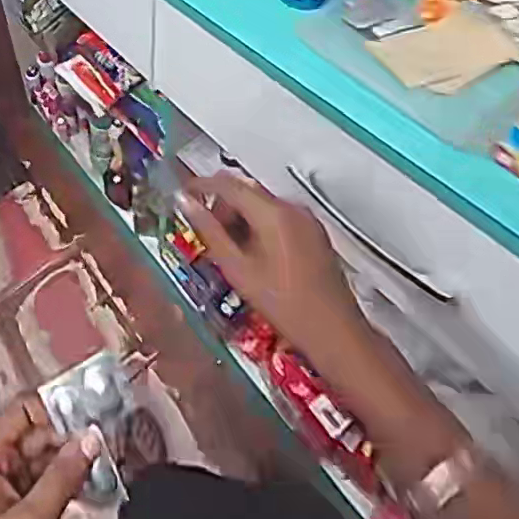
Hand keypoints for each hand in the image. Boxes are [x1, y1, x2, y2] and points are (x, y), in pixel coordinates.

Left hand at [0, 394, 96, 518]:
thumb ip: (61, 476)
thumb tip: (90, 437)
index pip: (21, 411)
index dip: (52, 406)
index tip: (88, 408)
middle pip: (34, 435)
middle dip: (68, 434)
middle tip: (107, 435)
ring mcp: (5, 492)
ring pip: (42, 460)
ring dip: (70, 458)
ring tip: (106, 456)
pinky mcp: (17, 516)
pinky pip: (44, 485)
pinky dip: (66, 481)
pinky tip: (92, 483)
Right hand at [177, 174, 357, 339]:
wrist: (334, 333)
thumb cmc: (282, 304)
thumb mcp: (237, 268)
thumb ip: (209, 231)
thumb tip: (185, 203)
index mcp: (273, 213)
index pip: (229, 185)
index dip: (201, 185)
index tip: (183, 194)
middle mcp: (293, 208)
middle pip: (246, 191)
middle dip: (222, 207)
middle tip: (207, 234)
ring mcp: (307, 219)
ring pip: (262, 203)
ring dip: (240, 217)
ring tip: (230, 250)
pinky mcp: (314, 232)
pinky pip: (279, 216)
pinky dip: (259, 225)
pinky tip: (254, 254)